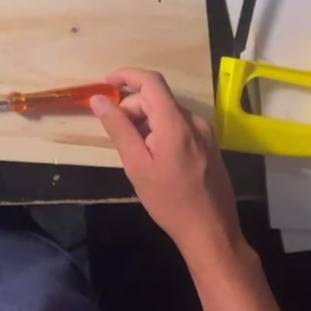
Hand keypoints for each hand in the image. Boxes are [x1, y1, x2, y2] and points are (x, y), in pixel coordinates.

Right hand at [90, 68, 241, 259]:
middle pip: (156, 98)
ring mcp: (205, 134)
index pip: (150, 81)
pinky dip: (160, 130)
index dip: (126, 75)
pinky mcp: (210, 146)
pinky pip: (179, 126)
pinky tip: (155, 158)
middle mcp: (194, 121)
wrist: (212, 234)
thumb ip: (117, 127)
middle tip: (117, 134)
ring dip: (146, 121)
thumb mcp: (136, 164)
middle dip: (132, 108)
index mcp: (175, 122)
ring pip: (167, 113)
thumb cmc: (170, 200)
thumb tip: (98, 99)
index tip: (106, 82)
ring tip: (136, 151)